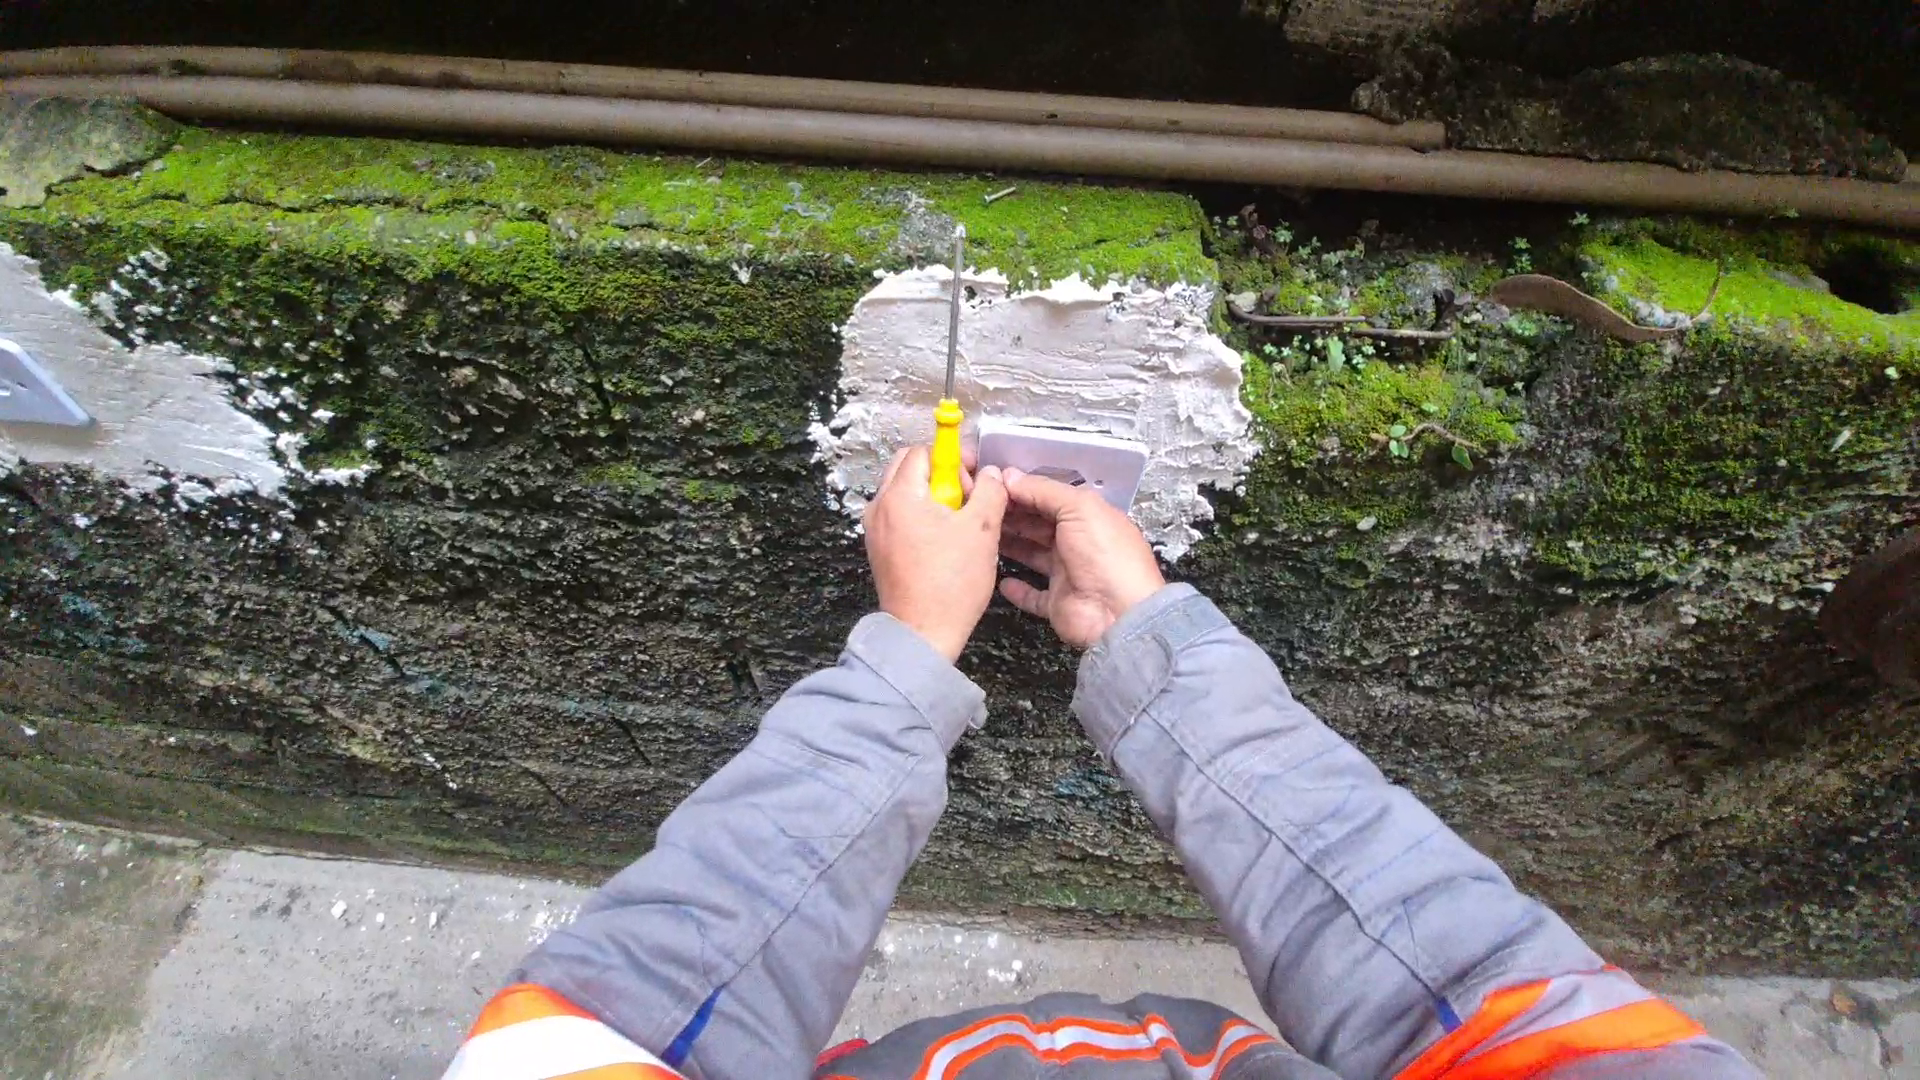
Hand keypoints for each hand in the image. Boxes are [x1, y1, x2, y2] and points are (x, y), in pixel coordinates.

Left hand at [863, 446, 1009, 662]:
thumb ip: (990, 492)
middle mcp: (879, 508)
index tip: (974, 472)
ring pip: (904, 493)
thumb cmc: (949, 585)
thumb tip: (992, 475)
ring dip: (932, 496)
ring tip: (960, 520)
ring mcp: (876, 530)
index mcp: (899, 496)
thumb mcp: (982, 530)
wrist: (923, 632)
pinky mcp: (880, 549)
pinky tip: (946, 539)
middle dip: (941, 474)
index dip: (952, 457)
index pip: (922, 451)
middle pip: (908, 468)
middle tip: (968, 495)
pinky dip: (922, 516)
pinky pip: (900, 517)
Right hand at [997, 469, 1164, 648]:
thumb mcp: (1079, 508)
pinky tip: (1002, 581)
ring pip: (1032, 555)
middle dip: (1012, 515)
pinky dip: (1018, 589)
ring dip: (1010, 545)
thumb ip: (1043, 490)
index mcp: (1088, 518)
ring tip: (983, 535)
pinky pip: (1033, 595)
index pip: (1050, 499)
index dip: (1023, 491)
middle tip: (981, 507)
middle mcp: (1078, 544)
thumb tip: (1012, 476)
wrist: (1118, 613)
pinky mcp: (1057, 603)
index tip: (993, 485)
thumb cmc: (1107, 556)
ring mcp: (1068, 575)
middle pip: (1038, 525)